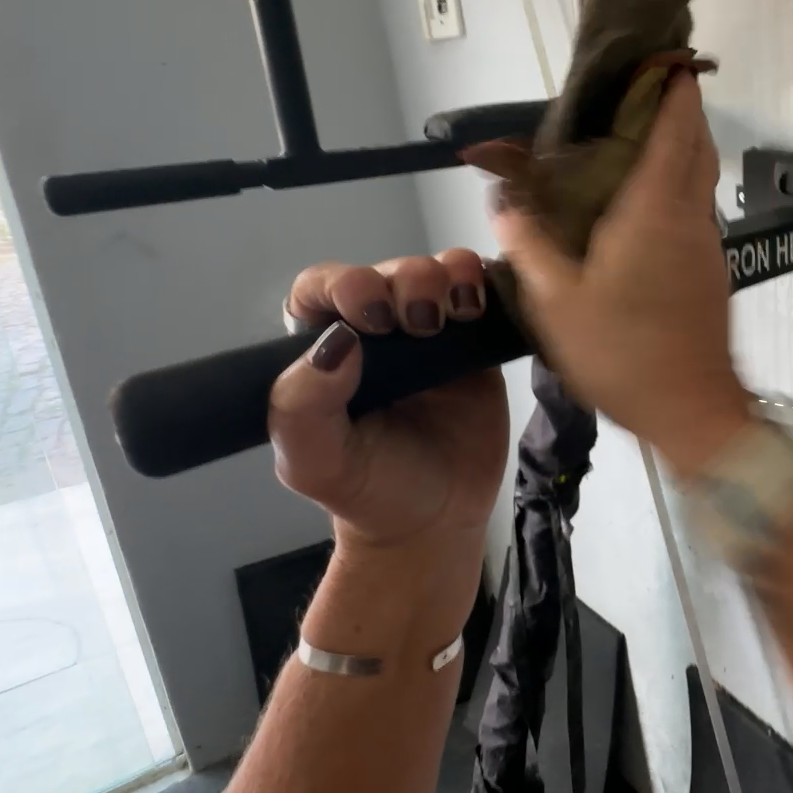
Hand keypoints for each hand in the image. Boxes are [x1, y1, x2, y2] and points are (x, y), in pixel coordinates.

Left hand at [268, 251, 509, 550]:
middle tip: (422, 324)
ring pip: (441, 272)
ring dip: (451, 276)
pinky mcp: (479, 344)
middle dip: (409, 281)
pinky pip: (486, 296)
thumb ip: (302, 407)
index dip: (347, 284)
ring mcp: (434, 334)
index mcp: (327, 350)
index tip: (372, 317)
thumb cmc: (371, 491)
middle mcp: (380, 333)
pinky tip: (486, 307)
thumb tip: (338, 341)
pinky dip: (489, 284)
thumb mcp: (318, 461)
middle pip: (391, 271)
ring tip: (460, 314)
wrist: (439, 520)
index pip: (324, 288)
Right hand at [493, 72, 748, 475]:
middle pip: (698, 147)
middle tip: (655, 90)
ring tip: (649, 134)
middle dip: (684, 112)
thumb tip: (503, 202)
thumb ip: (530, 245)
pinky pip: (699, 209)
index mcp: (655, 212)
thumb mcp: (558, 304)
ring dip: (686, 147)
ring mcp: (708, 244)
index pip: (675, 133)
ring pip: (703, 178)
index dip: (676, 93)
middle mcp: (690, 218)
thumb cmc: (622, 355)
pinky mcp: (714, 269)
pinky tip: (652, 200)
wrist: (692, 408)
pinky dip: (684, 185)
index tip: (672, 61)